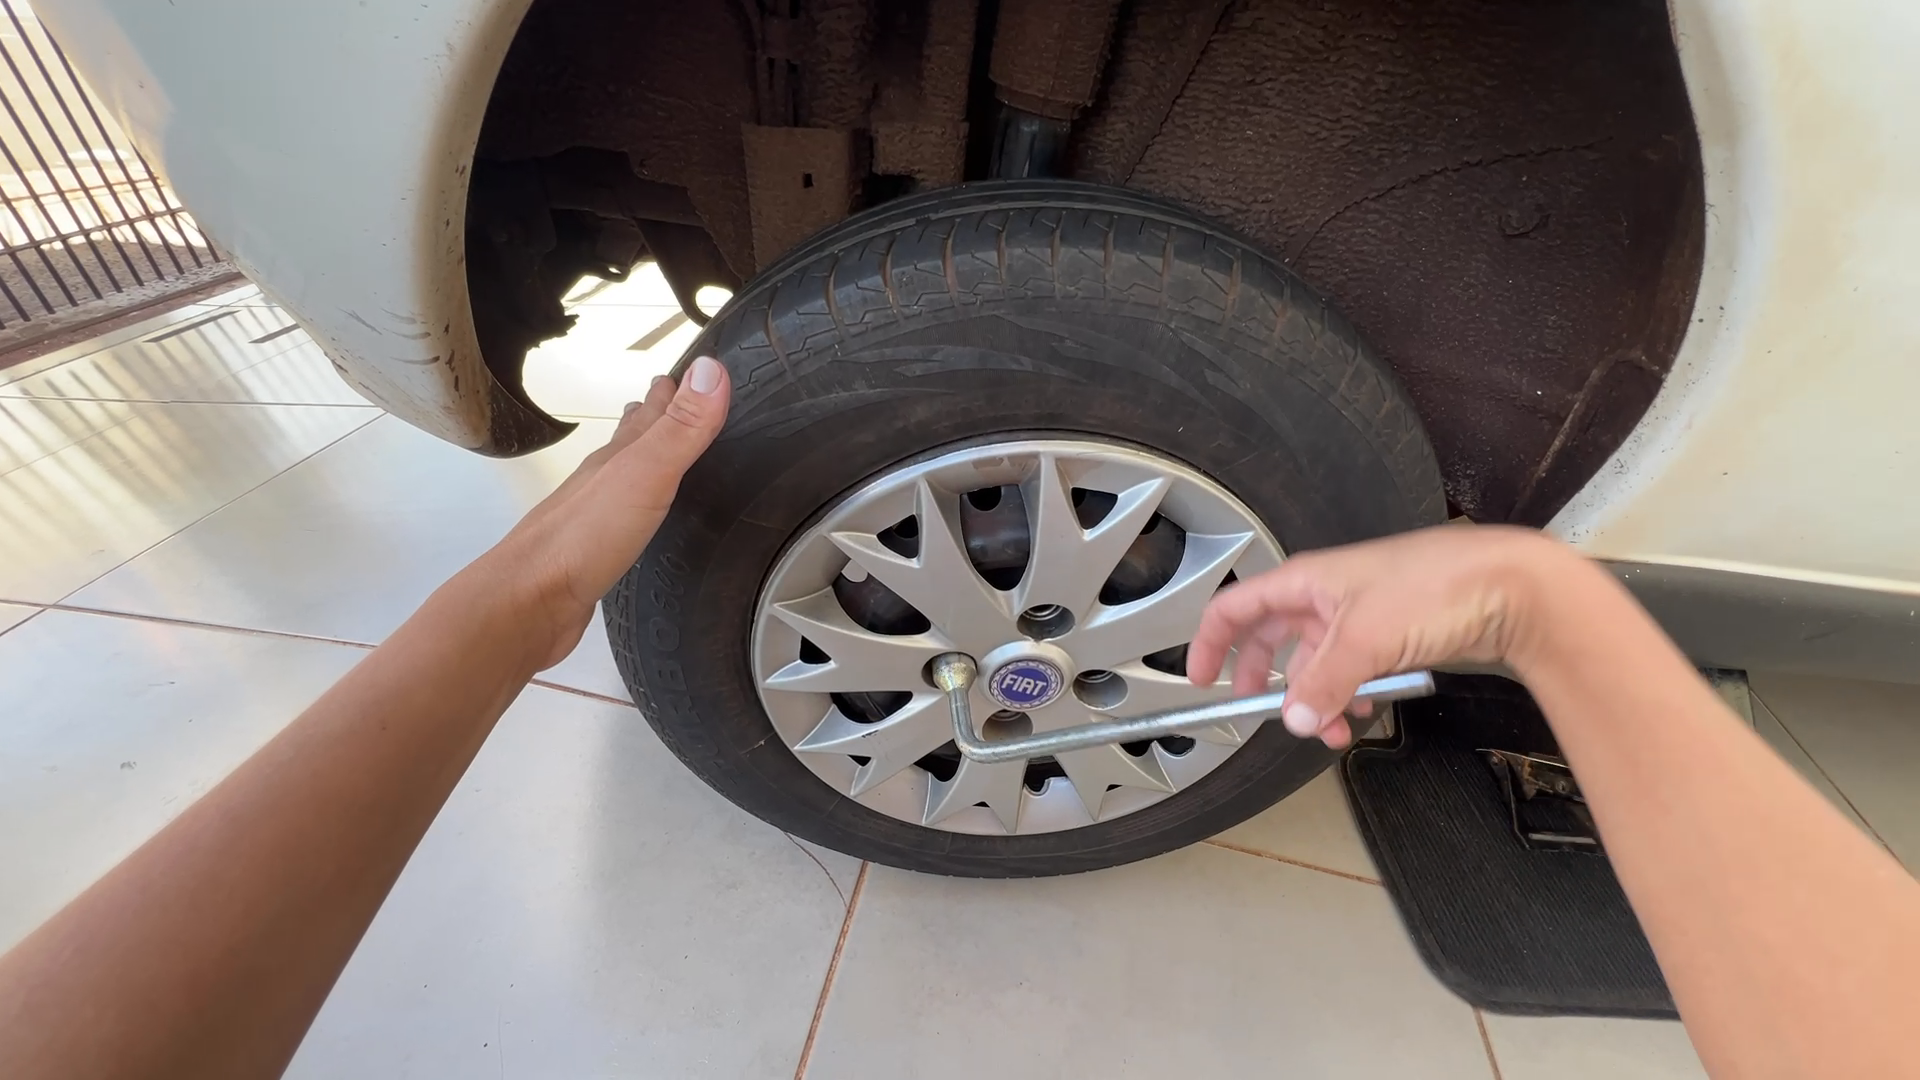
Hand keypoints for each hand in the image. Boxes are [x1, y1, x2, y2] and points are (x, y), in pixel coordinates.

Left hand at [486, 356, 730, 669]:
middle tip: (673, 397)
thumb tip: (711, 369)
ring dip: (644, 456)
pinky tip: (643, 514)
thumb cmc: (586, 539)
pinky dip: (639, 504)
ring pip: (627, 475)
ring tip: (660, 448)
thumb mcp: (647, 474)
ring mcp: (596, 516)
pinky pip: (625, 517)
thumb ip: (682, 428)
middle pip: (633, 437)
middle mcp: (604, 479)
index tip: (694, 369)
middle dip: (656, 415)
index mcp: (618, 457)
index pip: (652, 412)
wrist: (530, 604)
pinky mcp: (595, 553)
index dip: (675, 389)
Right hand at [1187, 525, 1577, 747]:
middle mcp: (1322, 596)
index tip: (1200, 678)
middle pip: (1270, 640)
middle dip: (1263, 680)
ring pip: (1314, 662)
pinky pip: (1350, 670)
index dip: (1210, 642)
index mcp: (1303, 582)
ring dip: (1315, 698)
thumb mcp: (1364, 638)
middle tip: (1259, 711)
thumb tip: (1293, 720)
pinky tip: (1363, 713)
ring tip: (1331, 730)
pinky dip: (1348, 695)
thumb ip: (1322, 683)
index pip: (1234, 608)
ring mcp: (1356, 615)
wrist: (1516, 586)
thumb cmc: (1434, 586)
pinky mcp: (1388, 634)